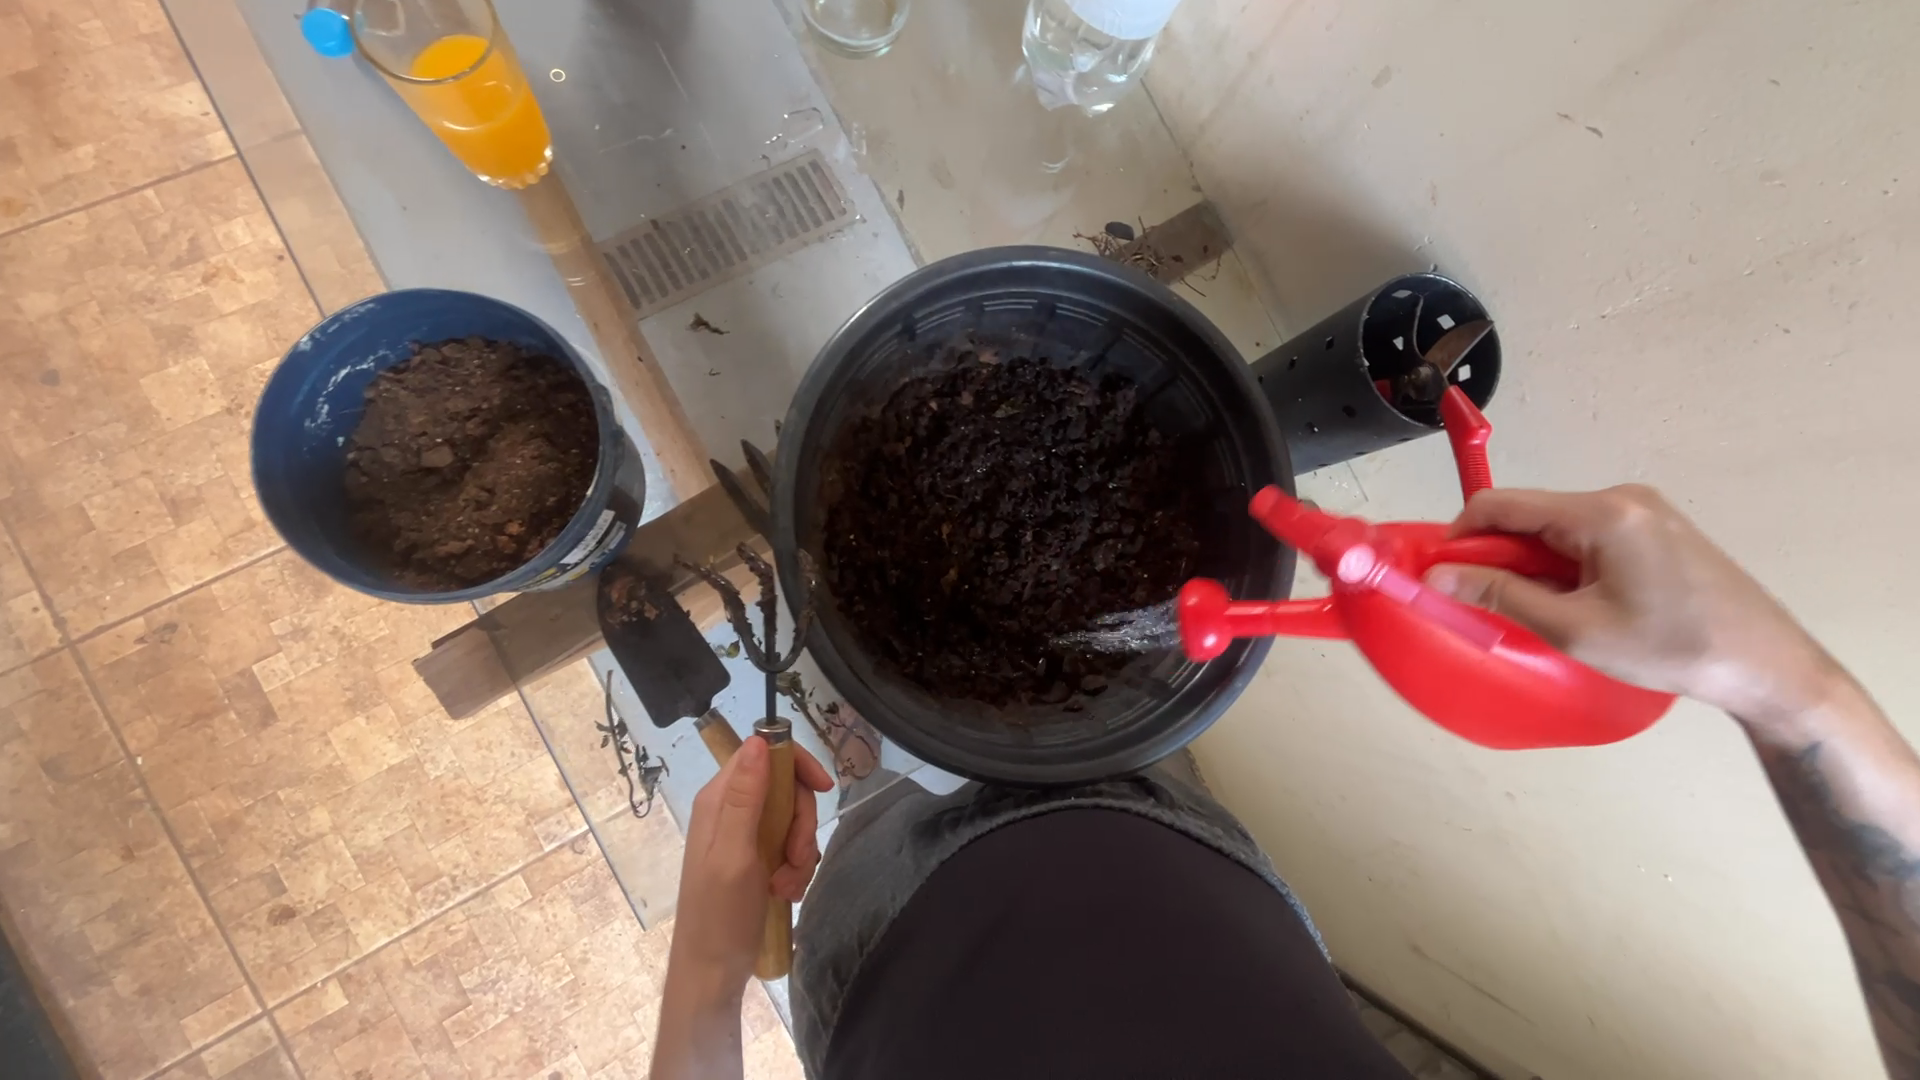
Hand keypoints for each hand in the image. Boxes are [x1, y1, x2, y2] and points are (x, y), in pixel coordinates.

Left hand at [667, 735, 834, 992]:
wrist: (712, 975)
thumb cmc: (719, 916)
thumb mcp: (734, 854)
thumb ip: (745, 796)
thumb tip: (759, 738)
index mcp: (720, 799)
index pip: (765, 755)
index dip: (798, 765)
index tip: (825, 788)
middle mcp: (731, 810)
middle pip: (787, 789)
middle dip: (801, 822)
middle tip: (796, 855)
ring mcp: (745, 835)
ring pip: (794, 819)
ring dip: (800, 852)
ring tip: (787, 884)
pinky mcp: (757, 859)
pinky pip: (791, 846)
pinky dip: (797, 868)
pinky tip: (787, 892)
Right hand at [1424, 484, 1844, 731]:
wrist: (1771, 669)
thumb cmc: (1671, 648)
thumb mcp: (1572, 627)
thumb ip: (1498, 594)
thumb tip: (1434, 577)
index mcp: (1602, 513)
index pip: (1500, 504)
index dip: (1459, 535)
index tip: (1443, 573)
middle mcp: (1621, 498)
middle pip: (1526, 514)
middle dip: (1495, 553)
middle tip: (1486, 599)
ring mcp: (1641, 511)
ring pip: (1551, 527)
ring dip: (1527, 562)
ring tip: (1538, 606)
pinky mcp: (1653, 529)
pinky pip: (1580, 536)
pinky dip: (1557, 563)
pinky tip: (1570, 598)